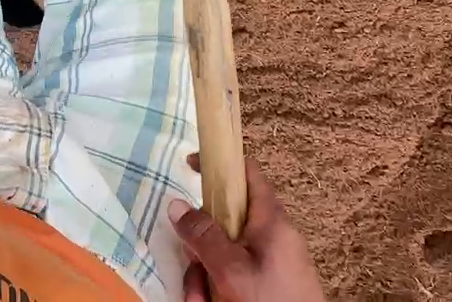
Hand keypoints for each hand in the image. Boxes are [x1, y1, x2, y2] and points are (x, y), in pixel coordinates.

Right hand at [169, 158, 324, 301]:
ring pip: (227, 253)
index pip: (247, 173)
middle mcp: (274, 238)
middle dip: (201, 246)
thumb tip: (176, 204)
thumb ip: (203, 237)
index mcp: (272, 222)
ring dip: (205, 275)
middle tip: (191, 267)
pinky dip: (220, 288)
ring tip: (200, 300)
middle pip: (227, 222)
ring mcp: (275, 264)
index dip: (219, 163)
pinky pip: (238, 275)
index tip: (190, 167)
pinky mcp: (274, 286)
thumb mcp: (231, 271)